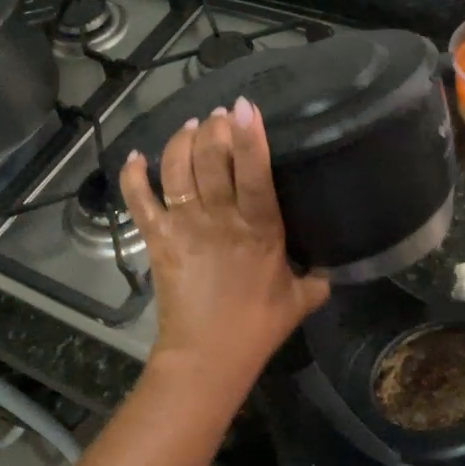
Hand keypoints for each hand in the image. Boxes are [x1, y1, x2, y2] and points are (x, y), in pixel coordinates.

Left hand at [120, 97, 330, 382]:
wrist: (208, 358)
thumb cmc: (257, 327)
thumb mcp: (299, 300)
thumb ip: (316, 279)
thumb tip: (331, 271)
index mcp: (260, 229)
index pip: (255, 173)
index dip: (249, 137)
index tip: (245, 107)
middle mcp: (220, 219)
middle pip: (212, 160)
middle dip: (214, 128)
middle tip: (218, 115)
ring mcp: (185, 226)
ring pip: (178, 170)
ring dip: (181, 141)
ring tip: (190, 127)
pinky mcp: (157, 239)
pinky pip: (140, 200)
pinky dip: (133, 176)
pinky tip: (135, 157)